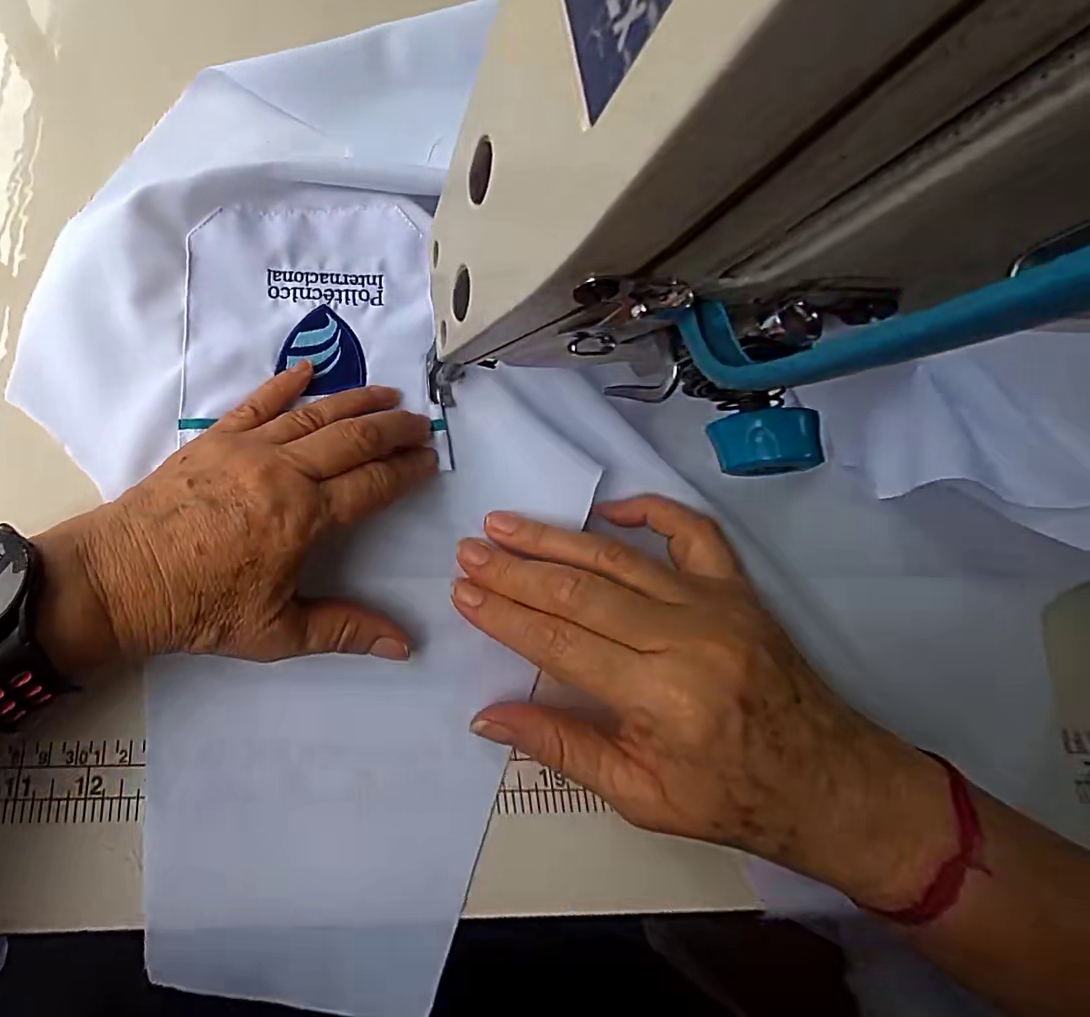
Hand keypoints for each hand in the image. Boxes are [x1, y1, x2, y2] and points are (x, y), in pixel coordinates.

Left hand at [36, 363, 438, 680]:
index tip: (428, 461)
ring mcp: (242, 449)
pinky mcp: (211, 440)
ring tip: (386, 396)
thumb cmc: (196, 608)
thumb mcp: (275, 632)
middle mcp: (279, 472)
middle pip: (350, 439)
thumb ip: (342, 630)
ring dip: (353, 401)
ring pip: (310, 415)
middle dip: (391, 430)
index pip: (370, 485)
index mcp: (301, 517)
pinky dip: (283, 385)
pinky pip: (255, 403)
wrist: (123, 577)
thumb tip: (404, 644)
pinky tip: (306, 372)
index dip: (405, 472)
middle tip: (420, 425)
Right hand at [451, 494, 955, 909]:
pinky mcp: (740, 593)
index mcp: (664, 698)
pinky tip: (606, 508)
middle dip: (513, 570)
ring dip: (552, 538)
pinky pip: (694, 534)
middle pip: (579, 592)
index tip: (461, 592)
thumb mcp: (638, 796)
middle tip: (467, 551)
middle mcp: (690, 642)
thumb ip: (558, 747)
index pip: (559, 642)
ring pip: (617, 559)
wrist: (846, 791)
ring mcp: (719, 609)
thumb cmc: (732, 799)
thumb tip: (483, 717)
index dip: (503, 615)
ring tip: (501, 523)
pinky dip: (651, 510)